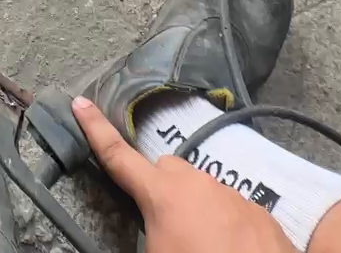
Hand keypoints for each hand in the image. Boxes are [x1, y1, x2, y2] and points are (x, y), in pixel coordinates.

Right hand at [72, 97, 297, 252]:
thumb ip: (145, 238)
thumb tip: (150, 232)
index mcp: (161, 195)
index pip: (118, 156)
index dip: (95, 129)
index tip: (78, 102)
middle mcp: (194, 183)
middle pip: (166, 172)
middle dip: (162, 191)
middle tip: (169, 231)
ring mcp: (231, 195)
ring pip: (203, 192)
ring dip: (198, 212)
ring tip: (207, 249)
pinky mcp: (262, 214)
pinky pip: (235, 212)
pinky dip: (230, 229)